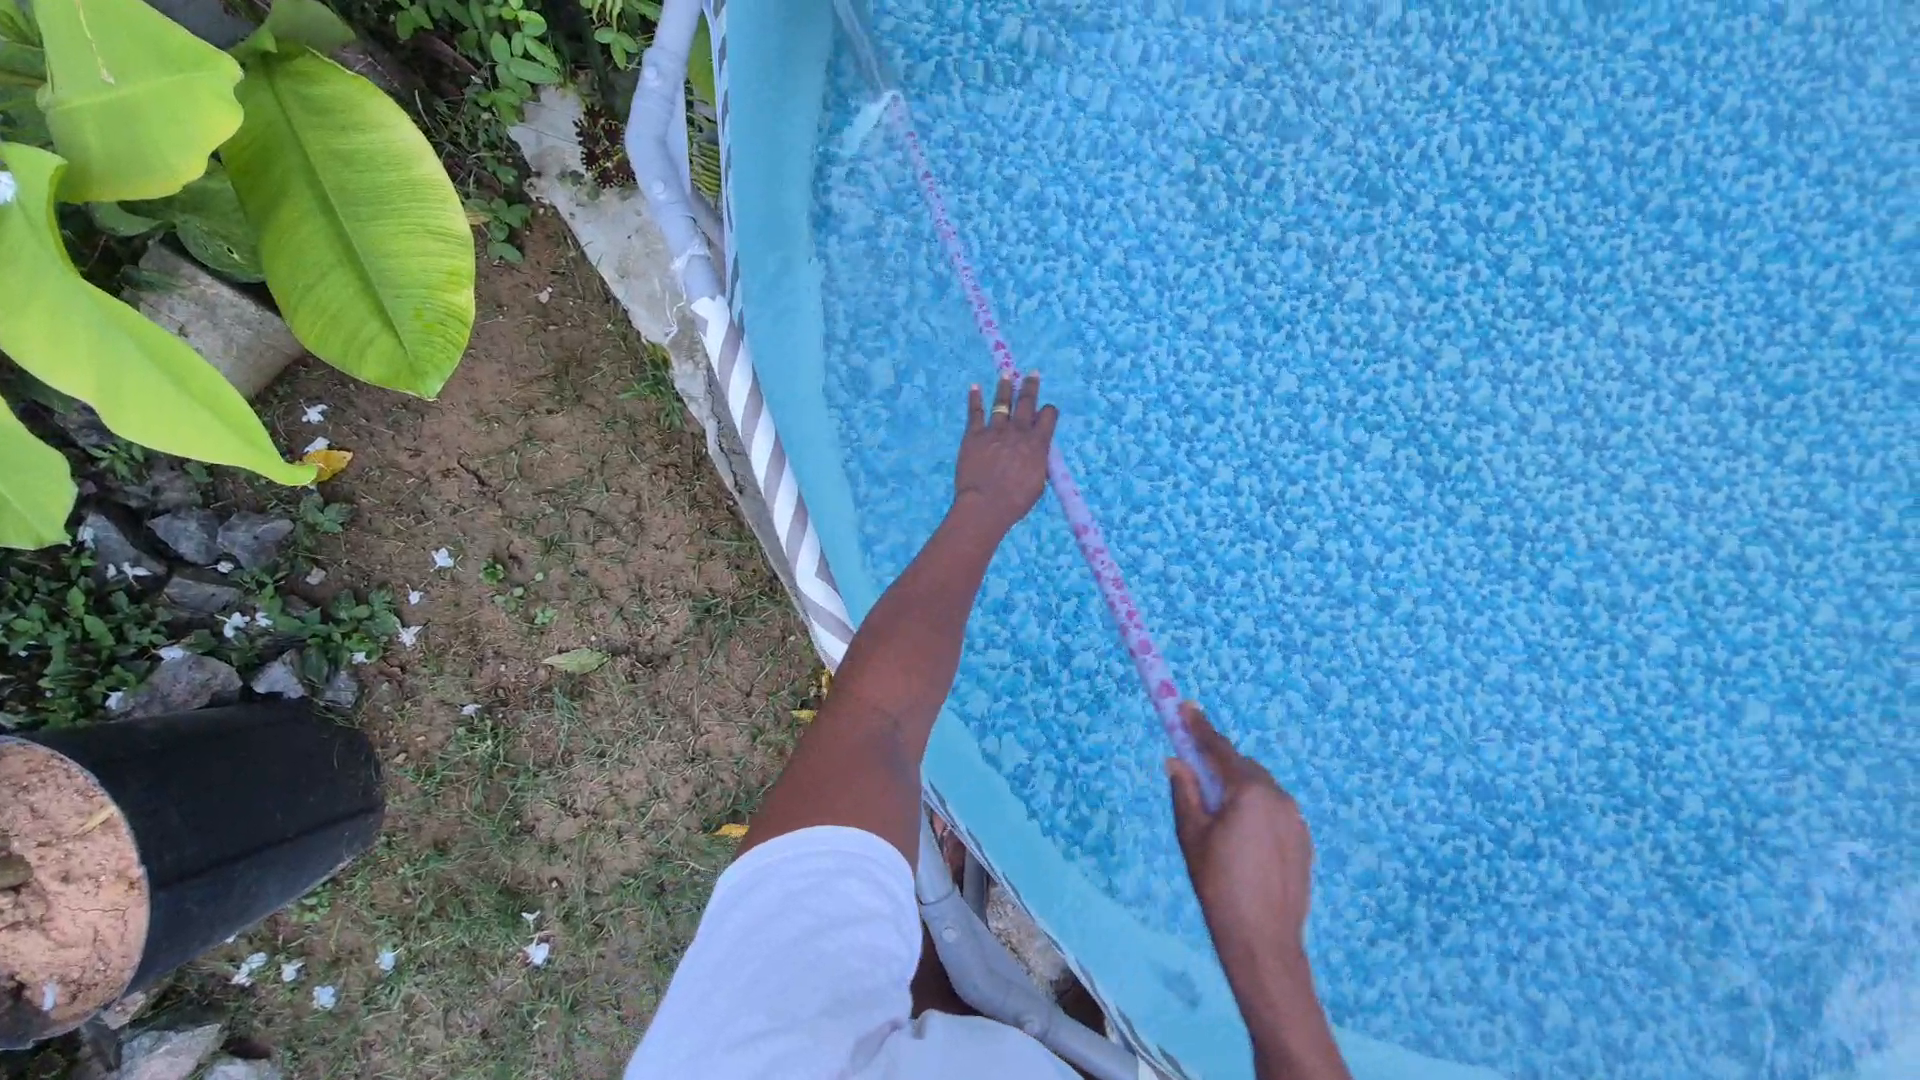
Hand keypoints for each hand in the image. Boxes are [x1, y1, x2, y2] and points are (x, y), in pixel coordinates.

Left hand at [954, 374, 1057, 533]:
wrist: (985, 504)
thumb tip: (1037, 457)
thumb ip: (1038, 464)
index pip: (1048, 417)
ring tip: (1006, 373)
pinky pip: (975, 412)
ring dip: (1005, 387)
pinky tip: (974, 387)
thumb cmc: (1015, 501)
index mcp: (1037, 443)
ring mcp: (995, 431)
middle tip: (1032, 374)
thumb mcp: (1038, 484)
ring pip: (1002, 402)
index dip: (1048, 411)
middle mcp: (1018, 431)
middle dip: (1030, 387)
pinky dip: (975, 398)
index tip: (1047, 410)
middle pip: (1026, 402)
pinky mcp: (973, 435)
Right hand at [1168, 703, 1314, 972]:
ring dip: (1237, 788)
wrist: (1263, 941)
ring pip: (1260, 788)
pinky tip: (1240, 838)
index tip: (1185, 706)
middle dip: (1218, 764)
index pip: (1219, 749)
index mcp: (1248, 791)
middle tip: (1194, 773)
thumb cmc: (1218, 885)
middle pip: (1241, 767)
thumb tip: (1177, 761)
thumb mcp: (1191, 835)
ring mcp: (1295, 819)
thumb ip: (1185, 792)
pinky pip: (1274, 810)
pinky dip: (1255, 810)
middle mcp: (1277, 797)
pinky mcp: (1303, 840)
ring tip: (1216, 816)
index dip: (1199, 727)